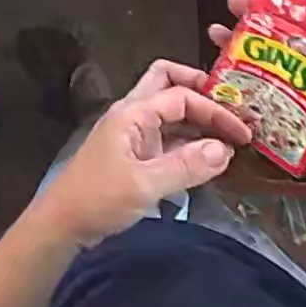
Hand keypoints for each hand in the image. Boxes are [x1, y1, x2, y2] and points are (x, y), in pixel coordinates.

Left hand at [26, 83, 252, 246]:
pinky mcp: (135, 154)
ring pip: (169, 110)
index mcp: (132, 112)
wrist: (62, 224)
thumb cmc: (98, 199)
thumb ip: (185, 166)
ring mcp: (133, 133)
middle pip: (168, 83)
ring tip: (228, 135)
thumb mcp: (144, 185)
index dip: (214, 110)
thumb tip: (224, 150)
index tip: (242, 132)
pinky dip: (189, 141)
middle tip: (232, 110)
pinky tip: (208, 157)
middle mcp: (133, 114)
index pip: (181, 96)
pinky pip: (167, 136)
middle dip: (200, 90)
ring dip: (197, 118)